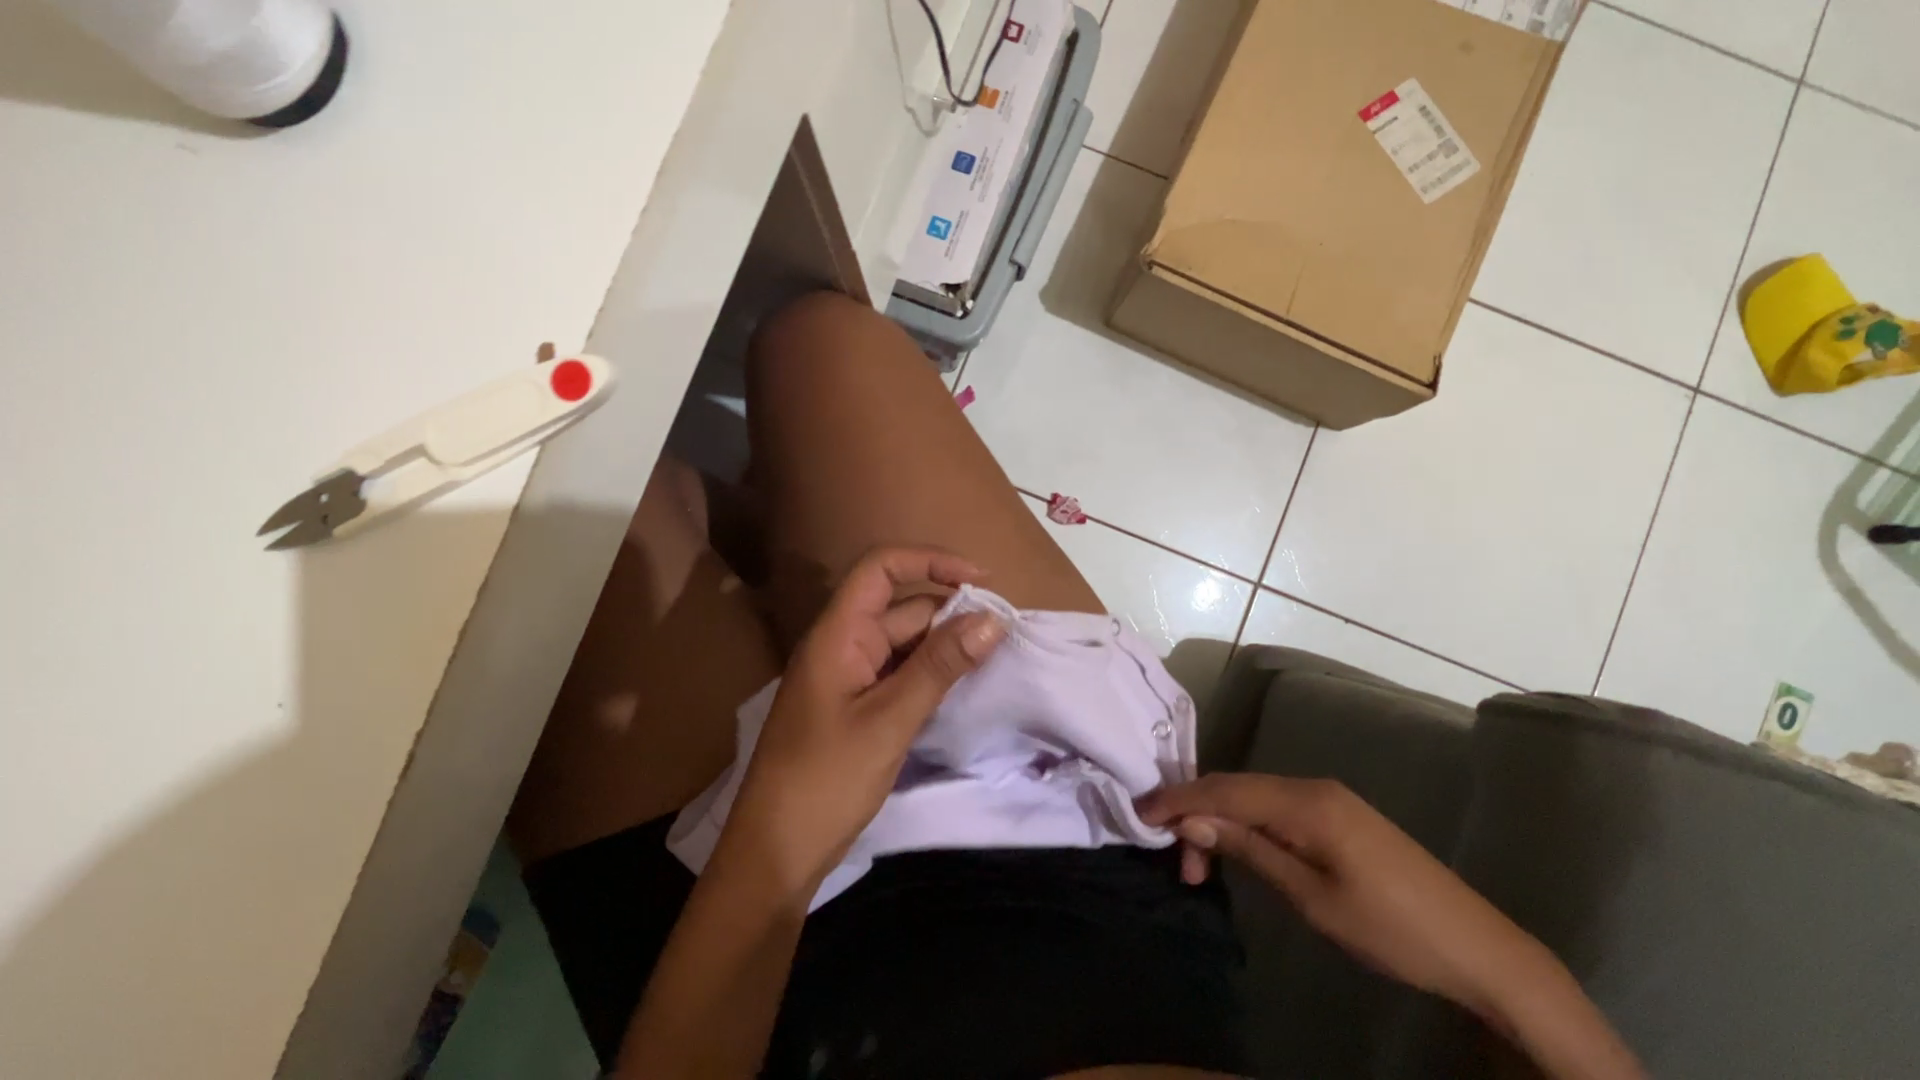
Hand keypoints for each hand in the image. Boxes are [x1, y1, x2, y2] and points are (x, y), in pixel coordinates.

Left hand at [722, 547, 1007, 896]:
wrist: (776, 850)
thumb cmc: (826, 779)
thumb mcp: (889, 720)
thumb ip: (940, 666)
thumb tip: (992, 619)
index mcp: (837, 635)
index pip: (881, 568)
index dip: (930, 562)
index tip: (983, 581)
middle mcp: (841, 646)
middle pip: (900, 607)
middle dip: (951, 612)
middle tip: (1005, 633)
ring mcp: (846, 678)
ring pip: (903, 644)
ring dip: (944, 645)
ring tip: (994, 657)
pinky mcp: (854, 709)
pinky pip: (897, 675)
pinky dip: (930, 674)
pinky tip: (961, 687)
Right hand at [1138, 774, 1549, 1020]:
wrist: (1475, 946)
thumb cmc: (1389, 928)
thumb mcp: (1311, 897)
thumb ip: (1251, 850)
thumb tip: (1192, 819)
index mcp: (1306, 803)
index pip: (1225, 790)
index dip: (1178, 799)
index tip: (1138, 814)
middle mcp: (1314, 788)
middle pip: (1236, 787)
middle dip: (1194, 812)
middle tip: (1173, 860)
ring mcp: (1329, 799)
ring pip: (1254, 796)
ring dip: (1219, 820)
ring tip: (1199, 864)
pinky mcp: (1339, 816)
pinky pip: (1276, 807)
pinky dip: (1246, 823)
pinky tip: (1236, 847)